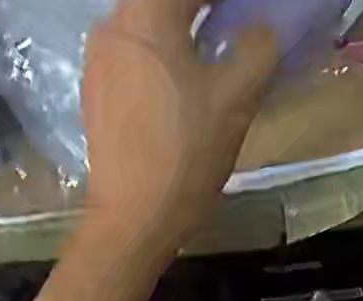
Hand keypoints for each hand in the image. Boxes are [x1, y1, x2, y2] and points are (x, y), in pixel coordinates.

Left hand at [80, 0, 277, 245]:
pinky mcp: (97, 94)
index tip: (242, 12)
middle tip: (231, 28)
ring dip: (178, 32)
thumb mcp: (235, 104)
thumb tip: (265, 31)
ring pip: (144, 27)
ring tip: (208, 59)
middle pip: (159, 1)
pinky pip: (132, 57)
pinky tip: (179, 93)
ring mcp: (99, 60)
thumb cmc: (187, 156)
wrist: (136, 217)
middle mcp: (112, 25)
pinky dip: (160, 59)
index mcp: (146, 17)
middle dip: (199, 8)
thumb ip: (256, 55)